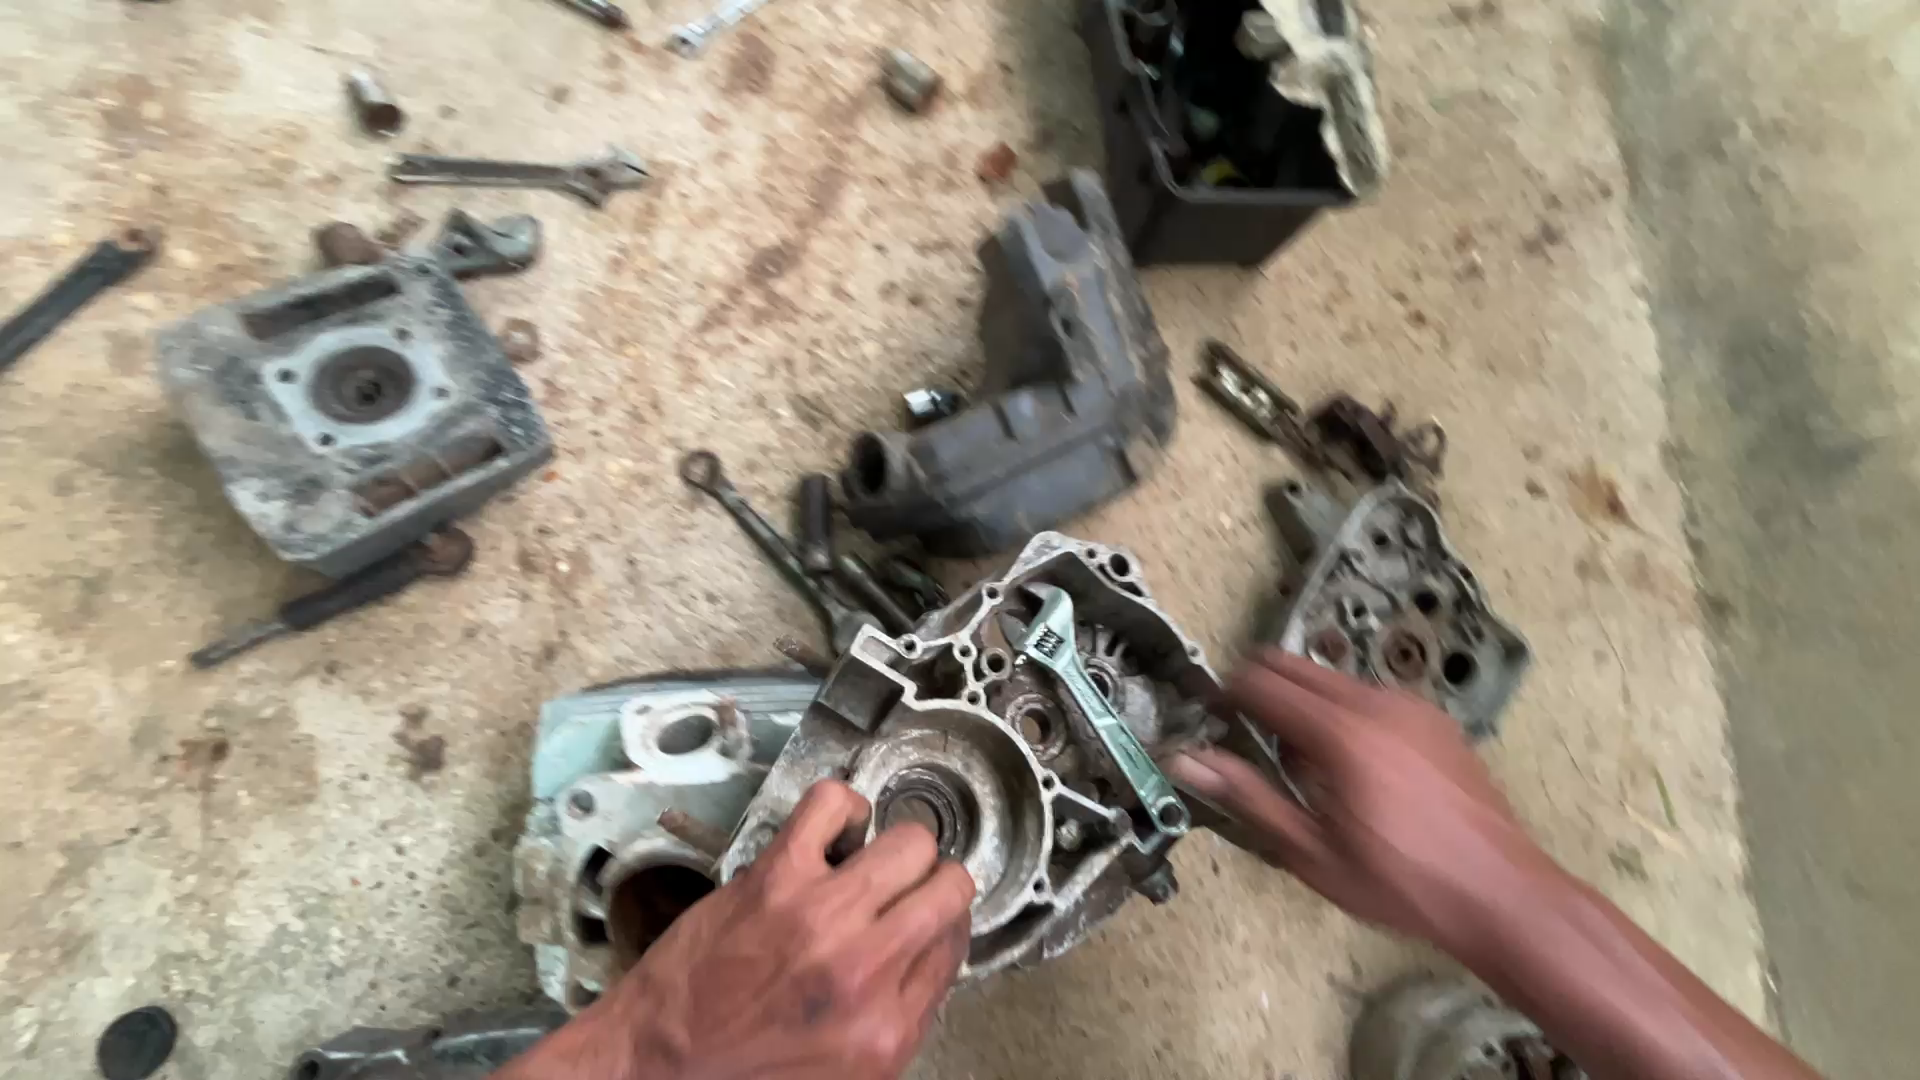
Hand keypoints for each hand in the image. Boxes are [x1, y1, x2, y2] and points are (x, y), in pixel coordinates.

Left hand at [501, 781, 974, 1079]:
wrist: (655, 1066)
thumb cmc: (751, 1069)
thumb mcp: (852, 1072)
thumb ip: (905, 1009)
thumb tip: (935, 937)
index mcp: (888, 1032)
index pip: (955, 938)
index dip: (942, 917)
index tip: (924, 909)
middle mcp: (865, 971)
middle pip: (949, 885)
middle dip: (931, 879)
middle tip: (901, 885)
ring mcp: (821, 917)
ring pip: (909, 842)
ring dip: (896, 846)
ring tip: (867, 860)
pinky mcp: (777, 875)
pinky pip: (835, 804)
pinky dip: (844, 807)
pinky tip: (834, 831)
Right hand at [1169, 649, 1567, 959]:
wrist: (1504, 896)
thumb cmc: (1398, 881)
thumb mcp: (1310, 850)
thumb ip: (1245, 795)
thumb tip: (1183, 759)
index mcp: (1339, 732)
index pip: (1258, 682)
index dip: (1226, 695)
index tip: (1214, 721)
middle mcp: (1372, 702)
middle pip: (1288, 663)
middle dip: (1257, 688)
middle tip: (1250, 735)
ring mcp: (1407, 704)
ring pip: (1326, 676)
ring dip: (1298, 701)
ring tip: (1305, 760)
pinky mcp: (1431, 716)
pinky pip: (1364, 693)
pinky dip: (1339, 710)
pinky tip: (1353, 763)